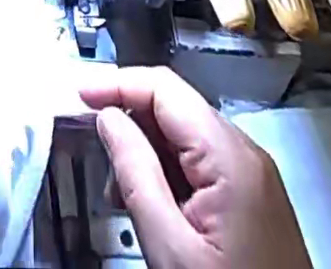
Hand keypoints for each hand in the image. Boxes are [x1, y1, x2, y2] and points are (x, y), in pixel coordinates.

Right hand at [79, 66, 312, 268]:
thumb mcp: (171, 248)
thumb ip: (137, 175)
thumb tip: (109, 117)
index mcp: (229, 153)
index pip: (166, 89)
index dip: (119, 82)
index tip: (79, 92)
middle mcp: (244, 149)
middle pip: (177, 107)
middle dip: (130, 115)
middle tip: (90, 141)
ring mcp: (251, 171)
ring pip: (187, 134)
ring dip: (146, 146)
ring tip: (116, 188)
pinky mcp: (250, 193)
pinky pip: (201, 161)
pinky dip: (168, 169)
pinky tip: (148, 200)